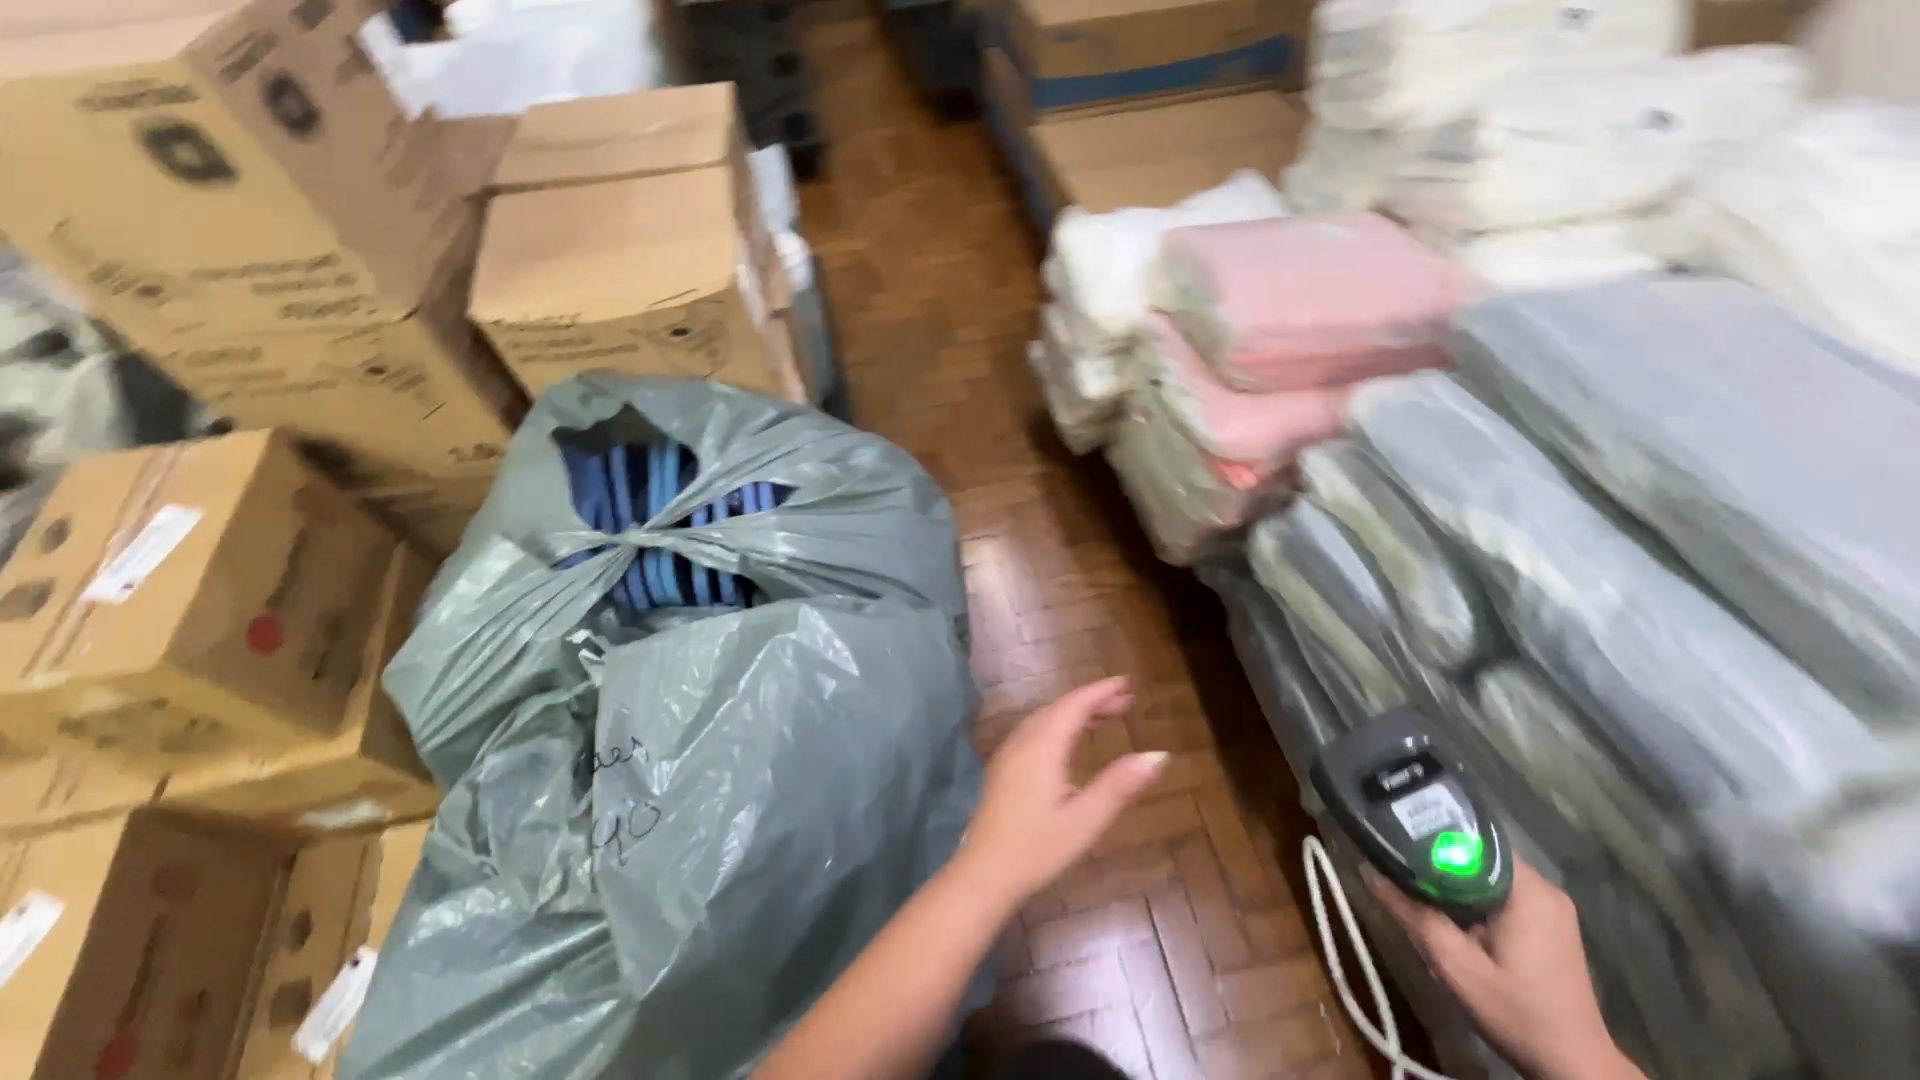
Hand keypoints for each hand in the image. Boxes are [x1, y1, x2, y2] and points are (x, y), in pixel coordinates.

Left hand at [952, 677, 1167, 908]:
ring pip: (1042, 720)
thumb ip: (1119, 785)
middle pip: (1058, 709)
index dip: (1100, 692)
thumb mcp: (1085, 820)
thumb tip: (1157, 755)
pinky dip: (1056, 725)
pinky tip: (1068, 742)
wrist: (984, 872)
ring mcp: (1008, 755)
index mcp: (1042, 748)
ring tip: (1102, 716)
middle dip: (1090, 700)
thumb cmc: (1038, 848)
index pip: (1073, 706)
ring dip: (1072, 712)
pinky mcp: (1002, 770)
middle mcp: (1022, 743)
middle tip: (1123, 701)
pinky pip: (1032, 732)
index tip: (1126, 683)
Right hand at [1365, 861, 1642, 1079]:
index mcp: (1528, 890)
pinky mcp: (1550, 924)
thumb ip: (1412, 914)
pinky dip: (1474, 898)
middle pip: (1480, 856)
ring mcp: (1552, 907)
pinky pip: (1502, 894)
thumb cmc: (1515, 1012)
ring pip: (1489, 875)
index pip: (1473, 840)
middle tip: (1400, 870)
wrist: (1572, 1065)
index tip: (1396, 843)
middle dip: (1440, 863)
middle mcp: (1545, 889)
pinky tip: (1451, 916)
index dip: (1432, 839)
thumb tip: (1369, 870)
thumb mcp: (1454, 965)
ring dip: (1456, 883)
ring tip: (1418, 891)